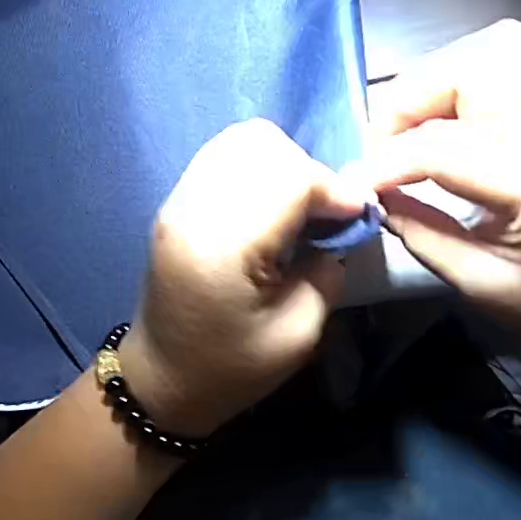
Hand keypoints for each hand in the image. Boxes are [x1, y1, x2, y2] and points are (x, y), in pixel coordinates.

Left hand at [117, 119, 366, 436]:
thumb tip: (343, 224)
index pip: (291, 178)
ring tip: (299, 209)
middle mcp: (194, 209)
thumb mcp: (299, 333)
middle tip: (326, 215)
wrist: (163, 379)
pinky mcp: (176, 201)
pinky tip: (271, 206)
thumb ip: (328, 269)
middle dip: (310, 173)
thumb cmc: (232, 368)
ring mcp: (178, 200)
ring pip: (244, 140)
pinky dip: (261, 167)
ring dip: (285, 165)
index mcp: (223, 247)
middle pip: (265, 145)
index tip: (358, 215)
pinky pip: (226, 155)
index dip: (335, 189)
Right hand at [354, 20, 520, 368]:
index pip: (445, 149)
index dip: (385, 161)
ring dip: (436, 80)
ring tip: (413, 126)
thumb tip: (372, 192)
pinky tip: (450, 111)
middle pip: (470, 73)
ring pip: (491, 49)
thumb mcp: (482, 284)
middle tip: (383, 147)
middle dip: (407, 103)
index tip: (354, 181)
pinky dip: (467, 72)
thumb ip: (420, 232)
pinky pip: (513, 55)